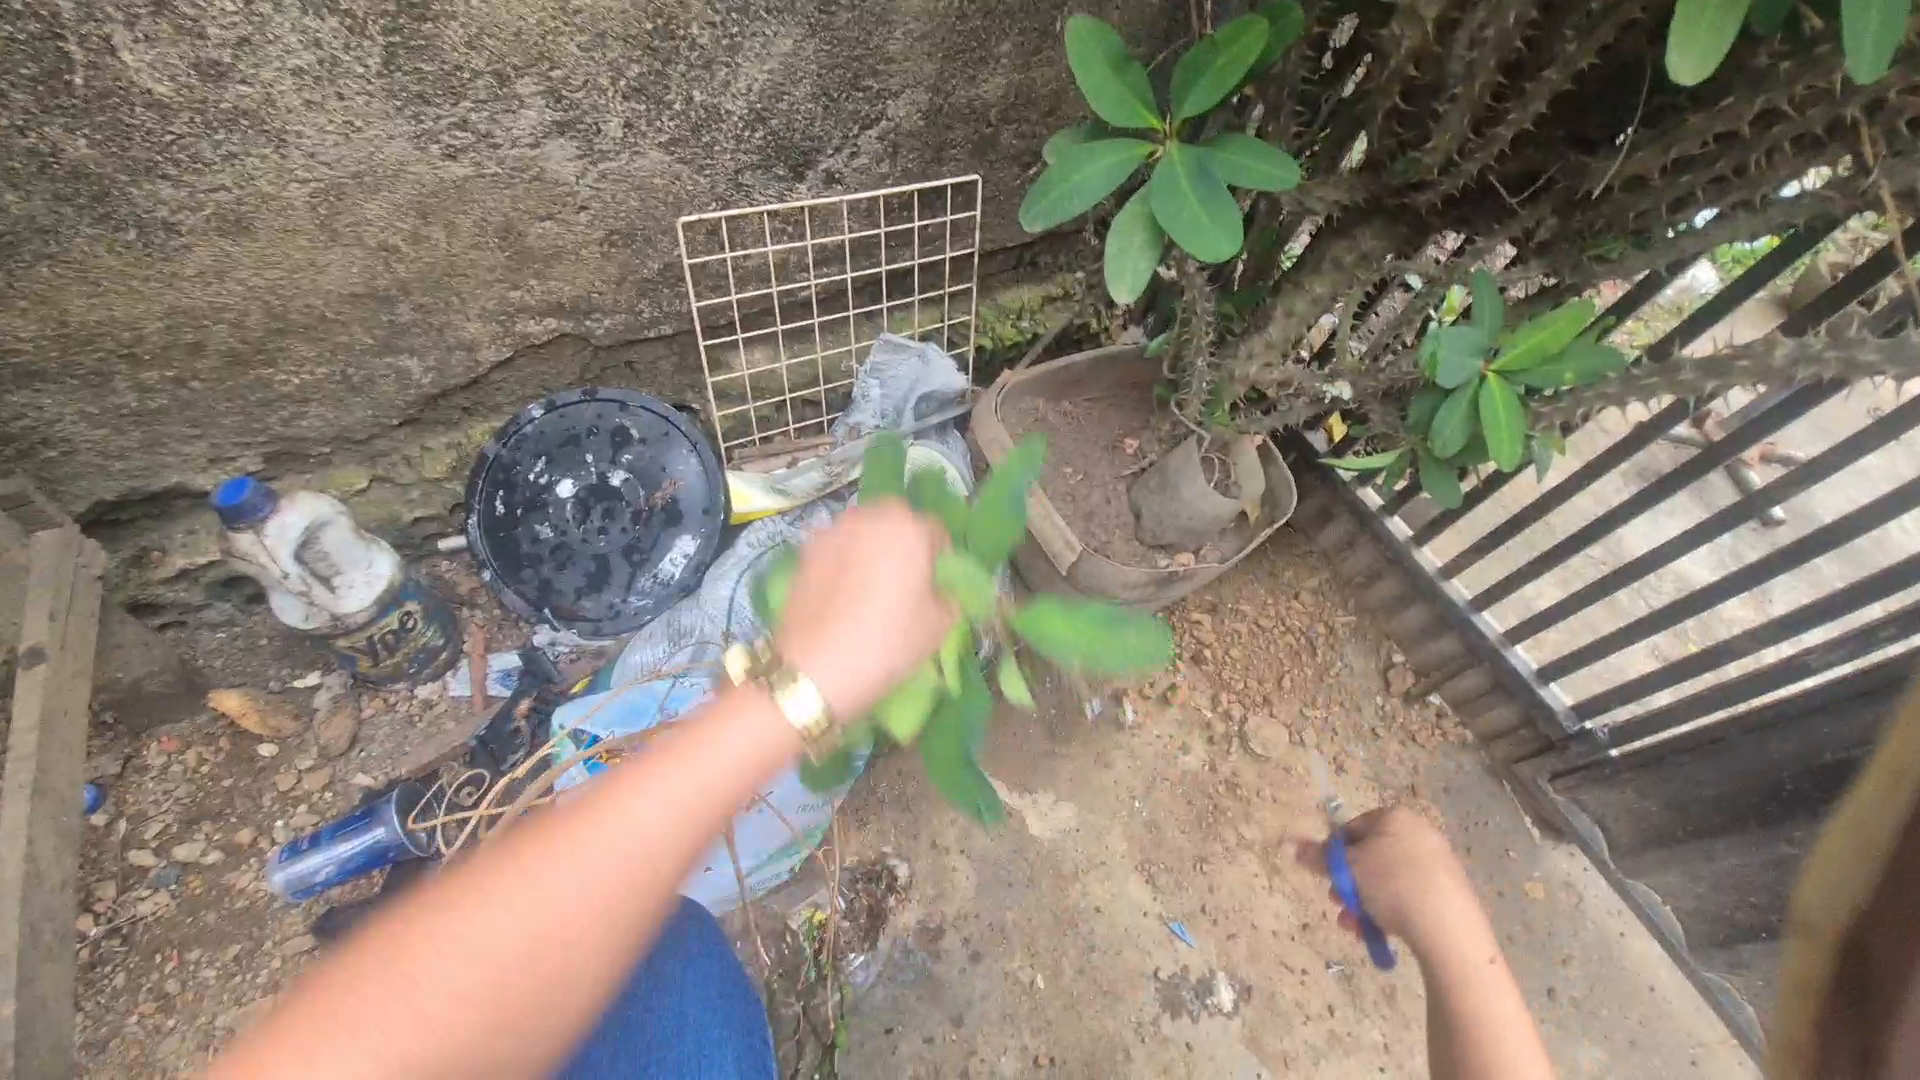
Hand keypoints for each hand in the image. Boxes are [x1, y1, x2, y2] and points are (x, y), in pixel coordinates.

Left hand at [775, 501, 954, 718]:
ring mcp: (833, 532)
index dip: (939, 556)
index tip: (935, 583)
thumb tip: (938, 592)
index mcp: (909, 528)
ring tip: (870, 586)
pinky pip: (836, 549)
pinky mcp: (805, 552)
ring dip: (870, 549)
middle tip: (904, 580)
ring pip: (862, 532)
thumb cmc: (889, 641)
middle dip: (902, 543)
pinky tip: (843, 595)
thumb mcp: (939, 625)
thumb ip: (947, 597)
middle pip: (895, 521)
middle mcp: (870, 518)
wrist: (818, 667)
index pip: (935, 531)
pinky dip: (843, 562)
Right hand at [1294, 805, 1480, 955]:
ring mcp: (1438, 864)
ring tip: (1355, 926)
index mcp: (1394, 817)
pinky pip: (1409, 896)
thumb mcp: (1345, 869)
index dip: (1333, 853)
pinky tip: (1378, 932)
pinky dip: (1390, 910)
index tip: (1327, 876)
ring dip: (1364, 902)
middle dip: (1349, 883)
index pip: (1351, 828)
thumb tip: (1291, 845)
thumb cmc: (1391, 885)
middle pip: (1369, 856)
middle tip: (1339, 903)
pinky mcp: (1450, 893)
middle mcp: (1419, 833)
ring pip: (1386, 880)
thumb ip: (1317, 856)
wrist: (1449, 930)